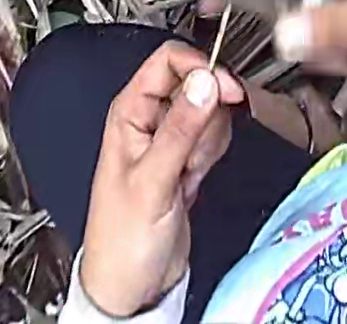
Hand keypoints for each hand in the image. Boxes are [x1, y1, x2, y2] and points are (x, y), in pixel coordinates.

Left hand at [80, 41, 243, 315]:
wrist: (133, 287)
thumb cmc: (122, 240)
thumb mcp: (152, 181)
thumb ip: (181, 128)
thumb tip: (205, 81)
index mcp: (130, 109)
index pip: (169, 59)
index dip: (200, 66)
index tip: (225, 87)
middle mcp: (150, 114)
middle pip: (196, 80)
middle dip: (207, 114)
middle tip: (197, 145)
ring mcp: (170, 133)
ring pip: (209, 107)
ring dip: (209, 138)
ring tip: (188, 168)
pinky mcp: (187, 152)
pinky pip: (213, 133)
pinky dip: (211, 153)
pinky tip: (193, 175)